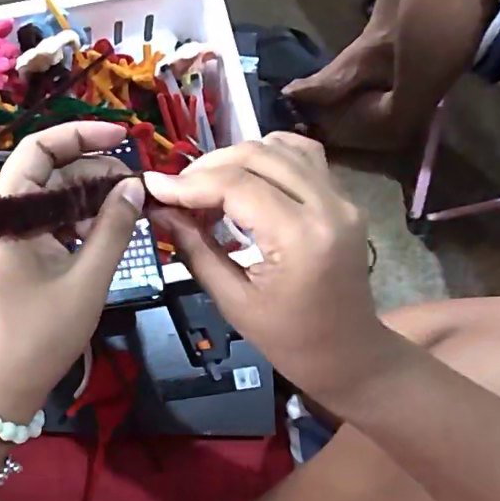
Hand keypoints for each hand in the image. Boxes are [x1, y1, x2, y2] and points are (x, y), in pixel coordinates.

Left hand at [0, 122, 145, 420]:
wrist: (3, 386)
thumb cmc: (40, 334)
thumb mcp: (86, 279)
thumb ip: (113, 228)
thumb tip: (135, 187)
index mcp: (3, 213)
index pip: (38, 148)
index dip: (81, 134)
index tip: (123, 136)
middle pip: (48, 172)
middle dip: (94, 171)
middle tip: (137, 185)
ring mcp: (4, 236)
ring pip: (51, 198)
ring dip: (90, 197)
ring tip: (131, 206)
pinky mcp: (14, 254)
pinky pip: (48, 222)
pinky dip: (78, 221)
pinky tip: (108, 229)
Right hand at [143, 133, 406, 404]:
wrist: (347, 353)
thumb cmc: (288, 339)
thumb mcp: (233, 300)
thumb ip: (196, 249)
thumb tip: (160, 210)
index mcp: (300, 239)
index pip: (236, 186)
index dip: (188, 183)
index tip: (152, 187)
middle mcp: (328, 206)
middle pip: (257, 156)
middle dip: (207, 168)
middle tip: (175, 191)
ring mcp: (342, 198)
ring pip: (280, 147)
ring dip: (235, 158)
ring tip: (206, 185)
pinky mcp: (344, 198)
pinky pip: (303, 156)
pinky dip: (268, 155)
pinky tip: (245, 175)